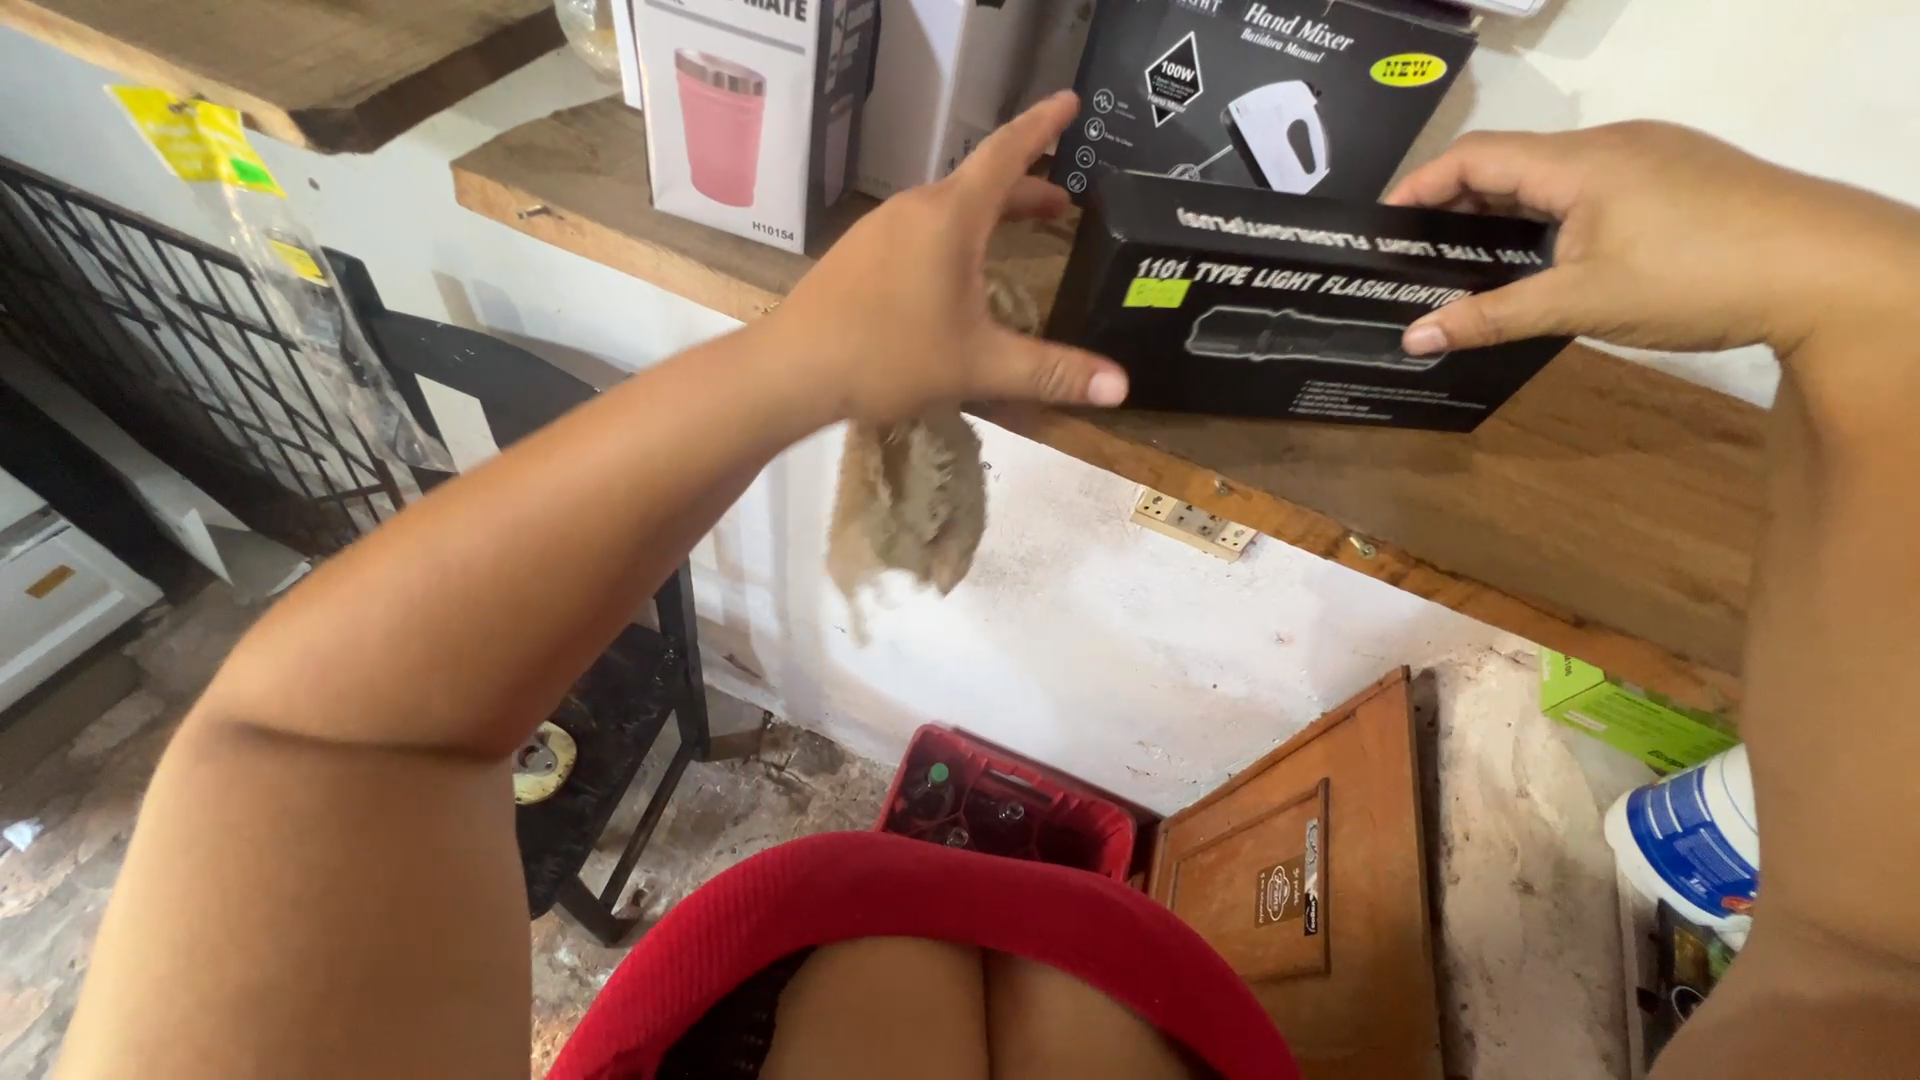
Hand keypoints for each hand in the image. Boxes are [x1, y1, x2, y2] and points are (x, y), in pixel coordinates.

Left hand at [759, 91, 1127, 423]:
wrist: (791, 371)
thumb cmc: (889, 356)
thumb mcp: (980, 365)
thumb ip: (1051, 373)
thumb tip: (1120, 387)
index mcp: (950, 217)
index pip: (1007, 154)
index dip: (1043, 127)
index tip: (1070, 102)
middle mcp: (913, 210)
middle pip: (979, 185)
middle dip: (1024, 190)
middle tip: (1062, 203)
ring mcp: (879, 232)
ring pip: (946, 211)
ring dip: (986, 218)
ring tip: (1013, 238)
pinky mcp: (857, 258)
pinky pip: (917, 234)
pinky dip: (951, 240)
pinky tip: (950, 280)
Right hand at [1386, 122, 1919, 358]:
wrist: (1839, 274)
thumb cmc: (1698, 277)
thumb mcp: (1579, 303)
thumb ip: (1489, 318)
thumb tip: (1411, 339)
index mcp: (1584, 161)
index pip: (1477, 155)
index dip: (1421, 185)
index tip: (1382, 225)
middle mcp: (1614, 146)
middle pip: (1509, 161)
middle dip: (1452, 202)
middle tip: (1412, 250)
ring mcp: (1650, 159)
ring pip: (1548, 175)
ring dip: (1496, 210)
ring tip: (1458, 258)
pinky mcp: (1674, 180)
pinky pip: (1583, 187)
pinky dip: (1538, 215)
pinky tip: (1530, 256)